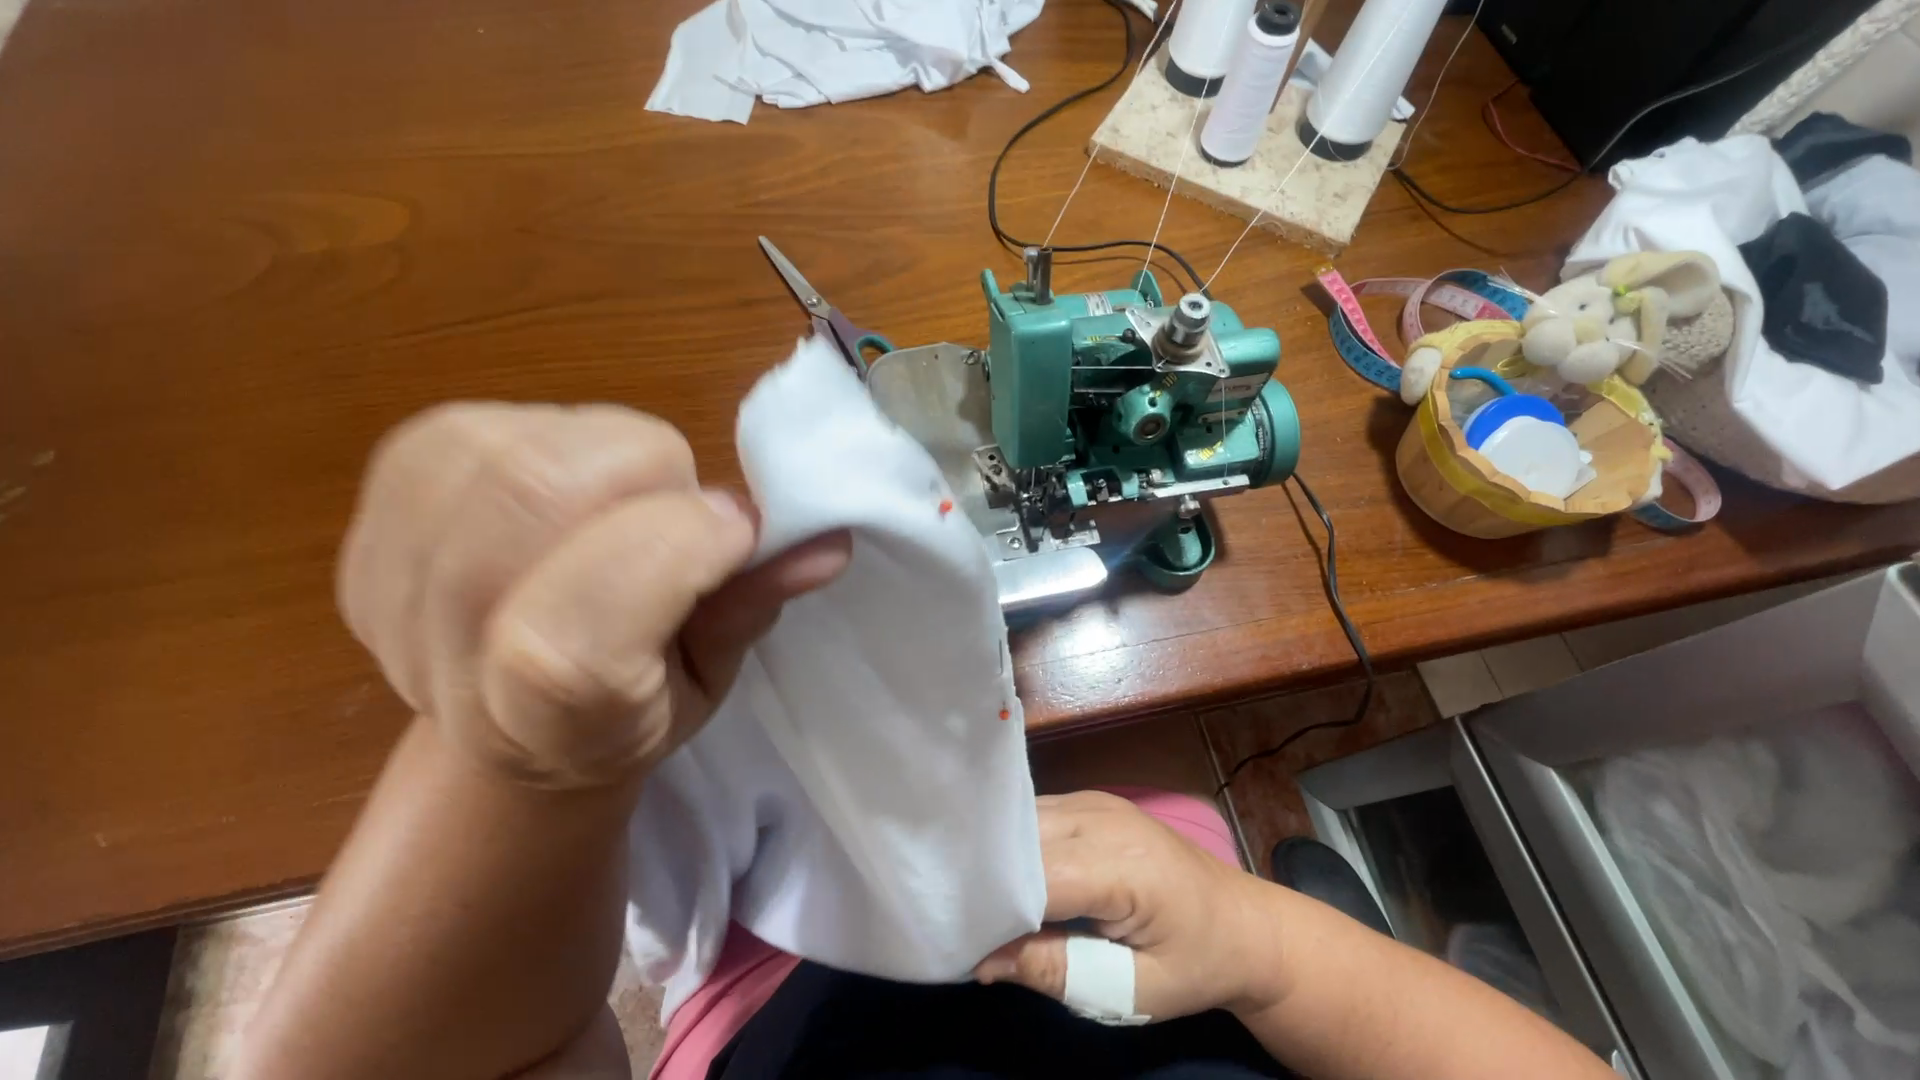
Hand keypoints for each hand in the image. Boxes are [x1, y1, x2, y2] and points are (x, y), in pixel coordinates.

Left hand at [337, 402, 850, 787]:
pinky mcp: (367, 520)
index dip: (673, 551)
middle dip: (646, 472)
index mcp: (545, 732)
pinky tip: (559, 490)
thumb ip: (752, 603)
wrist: (507, 712)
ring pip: (504, 445)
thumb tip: (824, 542)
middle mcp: (445, 661)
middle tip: (675, 507)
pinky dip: (542, 438)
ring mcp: (387, 583)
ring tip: (618, 501)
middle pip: (533, 496)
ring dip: (598, 450)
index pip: (572, 637)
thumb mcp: (709, 676)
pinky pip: (465, 429)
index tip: (736, 532)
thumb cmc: (630, 704)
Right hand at [974, 791, 1290, 1020]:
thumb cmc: (1195, 964)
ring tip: (973, 903)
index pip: (1034, 876)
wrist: (1245, 924)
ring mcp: (1096, 801)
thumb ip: (1057, 971)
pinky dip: (1013, 846)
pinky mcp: (1090, 801)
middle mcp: (1104, 817)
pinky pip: (1034, 816)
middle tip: (957, 924)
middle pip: (1020, 839)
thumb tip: (981, 961)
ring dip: (996, 860)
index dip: (994, 909)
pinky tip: (1003, 879)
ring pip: (1020, 821)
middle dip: (986, 881)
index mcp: (1125, 865)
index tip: (961, 943)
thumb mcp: (1134, 989)